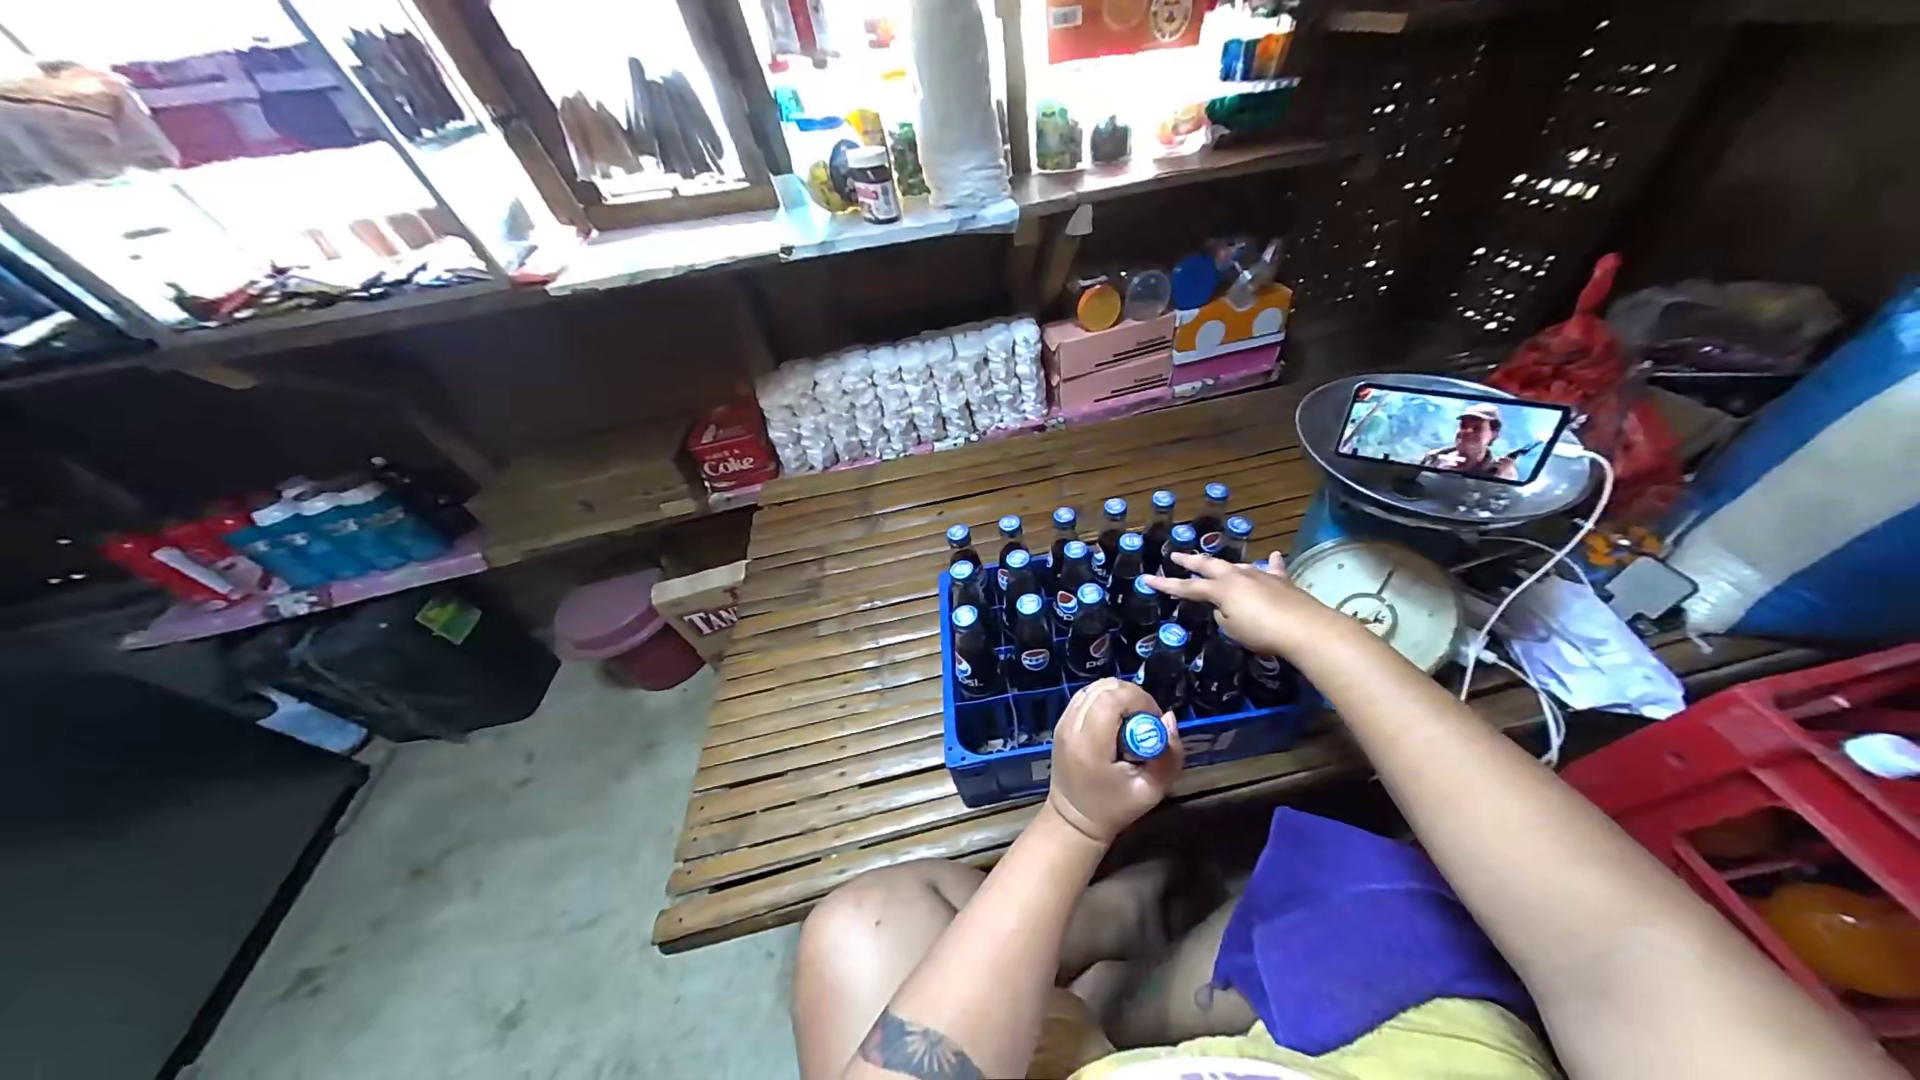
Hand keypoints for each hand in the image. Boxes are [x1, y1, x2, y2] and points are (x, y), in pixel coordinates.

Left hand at [1046, 679, 1183, 844]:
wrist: (1074, 819)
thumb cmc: (1114, 807)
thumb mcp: (1151, 790)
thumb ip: (1168, 756)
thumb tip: (1168, 718)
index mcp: (1090, 746)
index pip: (1112, 699)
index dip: (1140, 701)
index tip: (1154, 720)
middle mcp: (1071, 727)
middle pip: (1103, 688)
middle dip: (1132, 696)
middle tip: (1146, 720)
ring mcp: (1063, 722)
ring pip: (1094, 687)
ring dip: (1119, 696)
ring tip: (1131, 722)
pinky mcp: (1062, 722)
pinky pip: (1086, 696)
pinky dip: (1105, 700)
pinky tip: (1115, 722)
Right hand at [1141, 551, 1332, 659]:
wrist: (1305, 628)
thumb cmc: (1262, 632)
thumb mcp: (1232, 629)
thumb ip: (1223, 615)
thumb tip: (1226, 608)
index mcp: (1220, 589)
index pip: (1186, 587)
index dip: (1166, 584)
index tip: (1147, 579)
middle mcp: (1237, 576)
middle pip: (1209, 565)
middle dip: (1190, 561)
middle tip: (1176, 555)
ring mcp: (1261, 575)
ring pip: (1237, 565)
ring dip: (1225, 565)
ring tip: (1217, 564)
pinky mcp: (1282, 581)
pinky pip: (1272, 569)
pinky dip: (1270, 564)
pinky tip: (1273, 557)